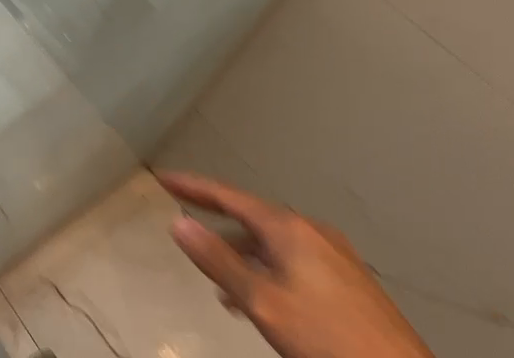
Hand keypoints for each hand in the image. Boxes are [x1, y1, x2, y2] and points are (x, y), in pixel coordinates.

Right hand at [159, 172, 434, 357]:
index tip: (163, 178)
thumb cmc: (325, 336)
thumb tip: (177, 222)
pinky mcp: (350, 281)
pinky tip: (263, 297)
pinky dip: (268, 267)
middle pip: (253, 217)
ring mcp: (335, 255)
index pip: (229, 196)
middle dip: (218, 223)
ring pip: (274, 242)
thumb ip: (219, 261)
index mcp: (289, 229)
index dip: (194, 186)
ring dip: (243, 253)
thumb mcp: (263, 302)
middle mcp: (312, 232)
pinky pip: (294, 260)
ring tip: (220, 280)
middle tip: (186, 226)